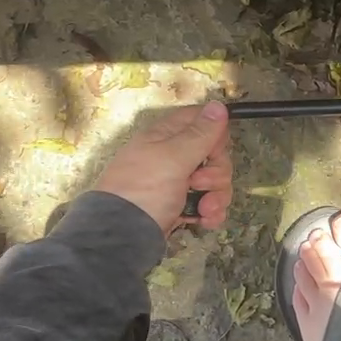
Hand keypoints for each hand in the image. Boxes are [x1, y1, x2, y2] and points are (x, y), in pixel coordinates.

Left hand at [95, 101, 231, 232]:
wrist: (121, 236)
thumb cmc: (145, 190)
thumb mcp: (174, 157)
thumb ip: (200, 133)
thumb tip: (218, 104)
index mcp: (166, 136)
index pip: (200, 121)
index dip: (215, 134)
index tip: (214, 149)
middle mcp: (173, 156)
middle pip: (213, 154)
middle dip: (217, 172)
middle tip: (199, 183)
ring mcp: (177, 182)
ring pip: (214, 180)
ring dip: (217, 196)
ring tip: (203, 210)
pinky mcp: (181, 205)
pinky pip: (208, 202)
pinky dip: (211, 212)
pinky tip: (205, 221)